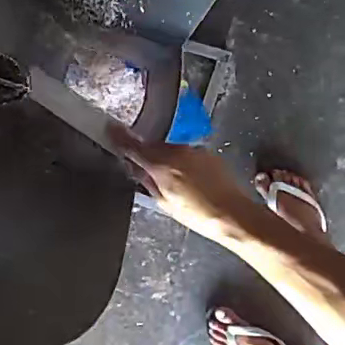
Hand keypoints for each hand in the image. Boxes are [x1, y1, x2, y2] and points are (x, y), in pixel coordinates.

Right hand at [109, 125, 266, 245]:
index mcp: (162, 165)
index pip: (134, 146)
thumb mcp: (164, 203)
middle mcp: (177, 152)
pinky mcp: (207, 154)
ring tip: (172, 184)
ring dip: (166, 161)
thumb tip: (136, 169)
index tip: (111, 130)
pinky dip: (182, 163)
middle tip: (144, 173)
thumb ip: (147, 181)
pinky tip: (188, 182)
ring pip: (170, 150)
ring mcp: (194, 150)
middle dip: (147, 156)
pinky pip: (186, 154)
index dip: (120, 138)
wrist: (234, 215)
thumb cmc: (199, 215)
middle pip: (153, 147)